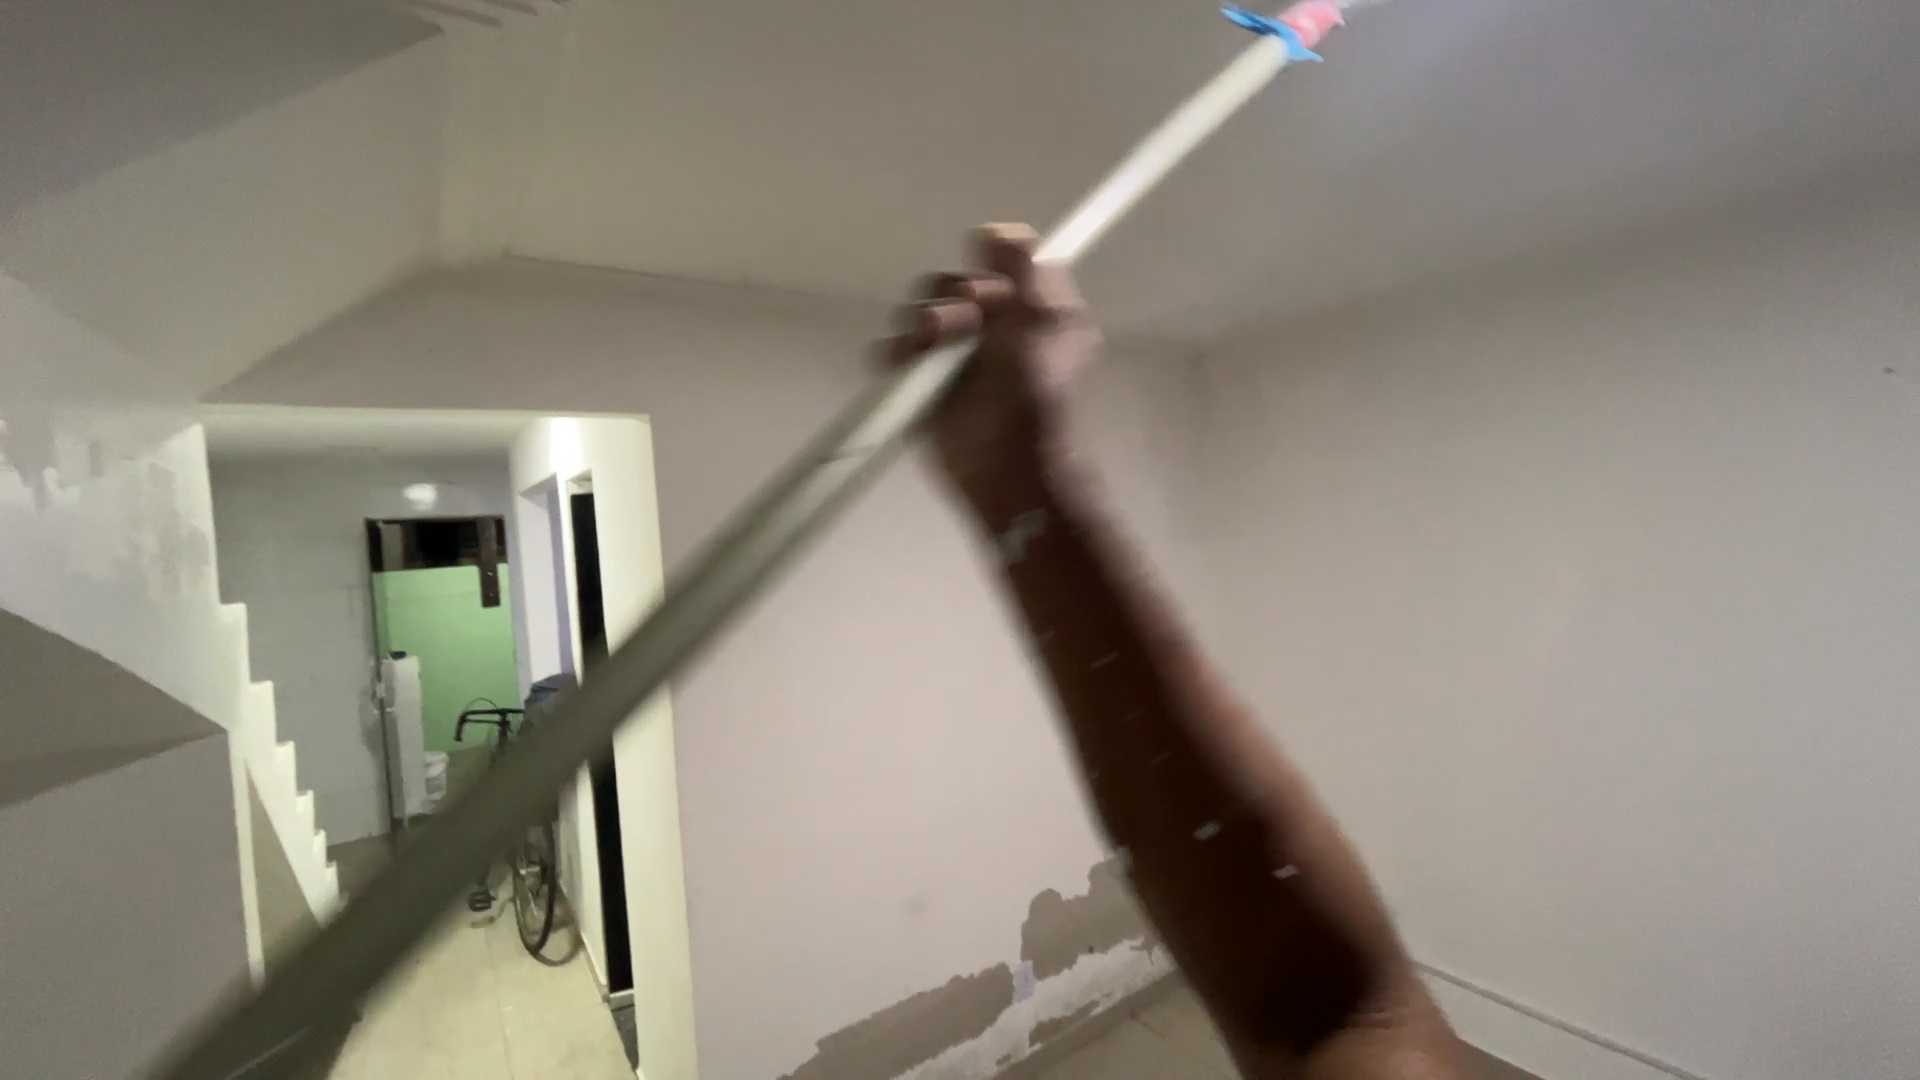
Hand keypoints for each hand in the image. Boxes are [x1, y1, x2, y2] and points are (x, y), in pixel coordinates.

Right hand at [884, 223, 1100, 527]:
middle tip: (967, 325)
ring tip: (935, 346)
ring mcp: (953, 358)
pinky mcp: (922, 385)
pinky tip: (907, 362)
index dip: (989, 272)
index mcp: (1027, 311)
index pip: (997, 266)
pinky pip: (895, 351)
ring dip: (923, 323)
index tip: (992, 291)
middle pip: (952, 284)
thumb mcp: (1046, 318)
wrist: (1006, 458)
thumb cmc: (1035, 388)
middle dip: (956, 299)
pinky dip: (895, 353)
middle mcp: (990, 329)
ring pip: (919, 312)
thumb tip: (995, 230)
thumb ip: (1025, 266)